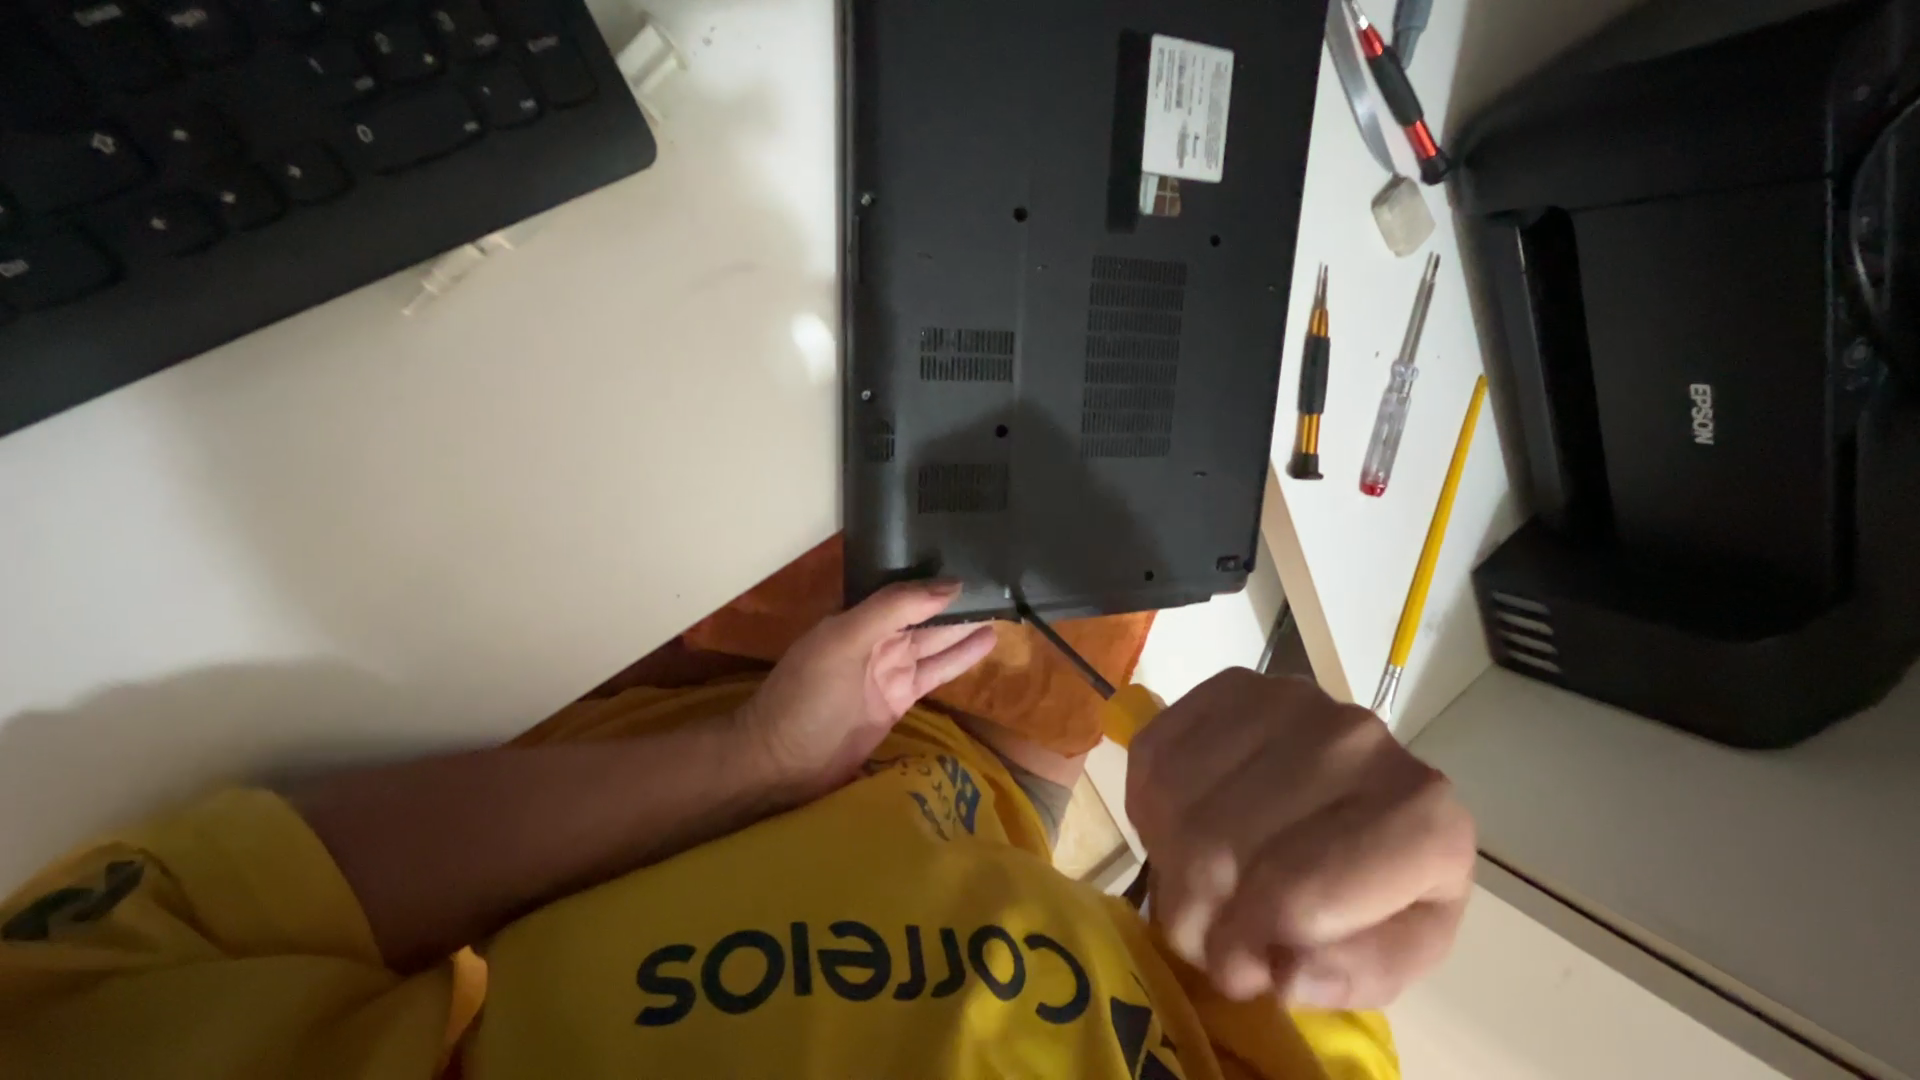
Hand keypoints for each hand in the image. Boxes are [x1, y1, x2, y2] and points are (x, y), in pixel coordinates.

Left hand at [735, 581, 997, 800]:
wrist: (781, 762)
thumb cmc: (806, 696)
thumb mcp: (844, 641)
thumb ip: (893, 609)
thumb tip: (949, 585)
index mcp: (858, 617)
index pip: (907, 590)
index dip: (938, 578)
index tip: (976, 559)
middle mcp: (877, 638)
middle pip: (926, 614)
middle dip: (959, 600)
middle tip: (1001, 581)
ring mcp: (889, 671)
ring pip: (937, 641)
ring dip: (966, 626)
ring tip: (1004, 606)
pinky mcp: (900, 701)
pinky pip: (937, 673)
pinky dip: (961, 659)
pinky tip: (987, 643)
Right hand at [1127, 669, 1474, 1009]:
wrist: (1359, 797)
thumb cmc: (1380, 882)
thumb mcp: (1395, 948)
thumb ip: (1353, 975)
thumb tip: (1281, 973)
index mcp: (1423, 816)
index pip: (1296, 895)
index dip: (1247, 946)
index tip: (1236, 972)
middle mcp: (1356, 739)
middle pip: (1222, 846)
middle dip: (1195, 912)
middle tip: (1199, 937)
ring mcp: (1285, 699)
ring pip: (1180, 800)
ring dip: (1167, 860)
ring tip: (1191, 884)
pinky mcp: (1229, 684)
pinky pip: (1155, 754)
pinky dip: (1149, 805)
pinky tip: (1180, 826)